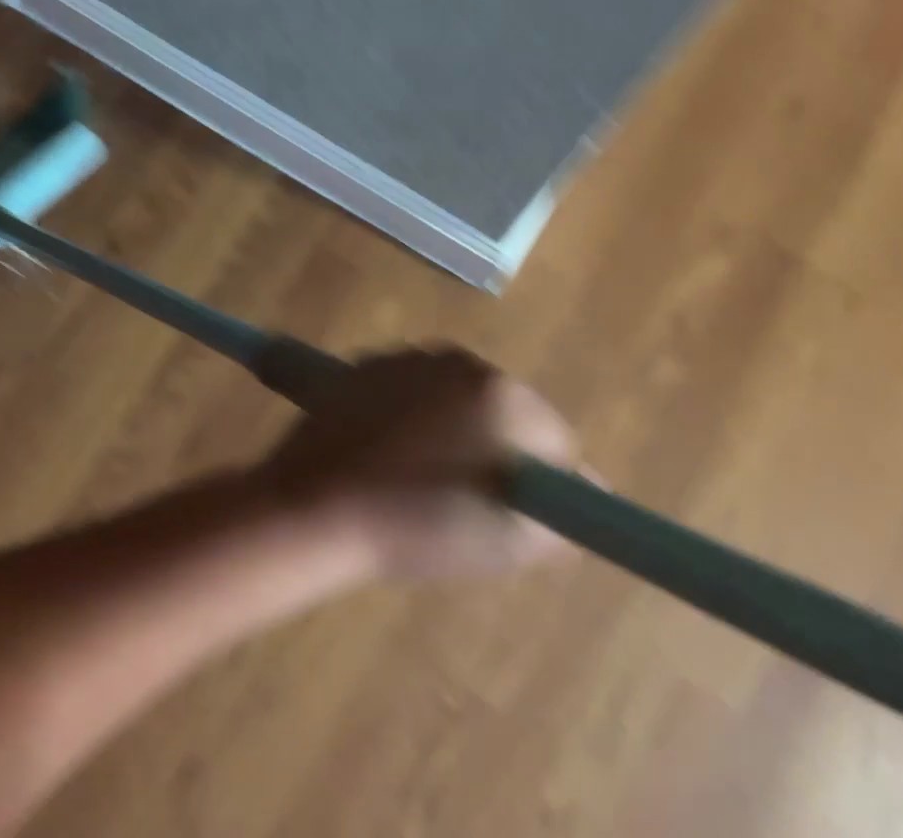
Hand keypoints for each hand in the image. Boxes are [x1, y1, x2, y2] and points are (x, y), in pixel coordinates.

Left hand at [256, 347, 590, 579]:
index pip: (553, 440)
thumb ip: (563, 519)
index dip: (538, 483)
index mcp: (503, 395)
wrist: (313, 510)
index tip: (505, 514)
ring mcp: (403, 359)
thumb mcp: (506, 544)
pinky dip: (404, 417)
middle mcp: (458, 360)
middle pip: (501, 411)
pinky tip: (380, 455)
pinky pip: (405, 394)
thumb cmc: (416, 528)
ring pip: (450, 399)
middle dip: (491, 450)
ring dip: (447, 430)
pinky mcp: (359, 368)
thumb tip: (589, 491)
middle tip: (456, 500)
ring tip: (412, 480)